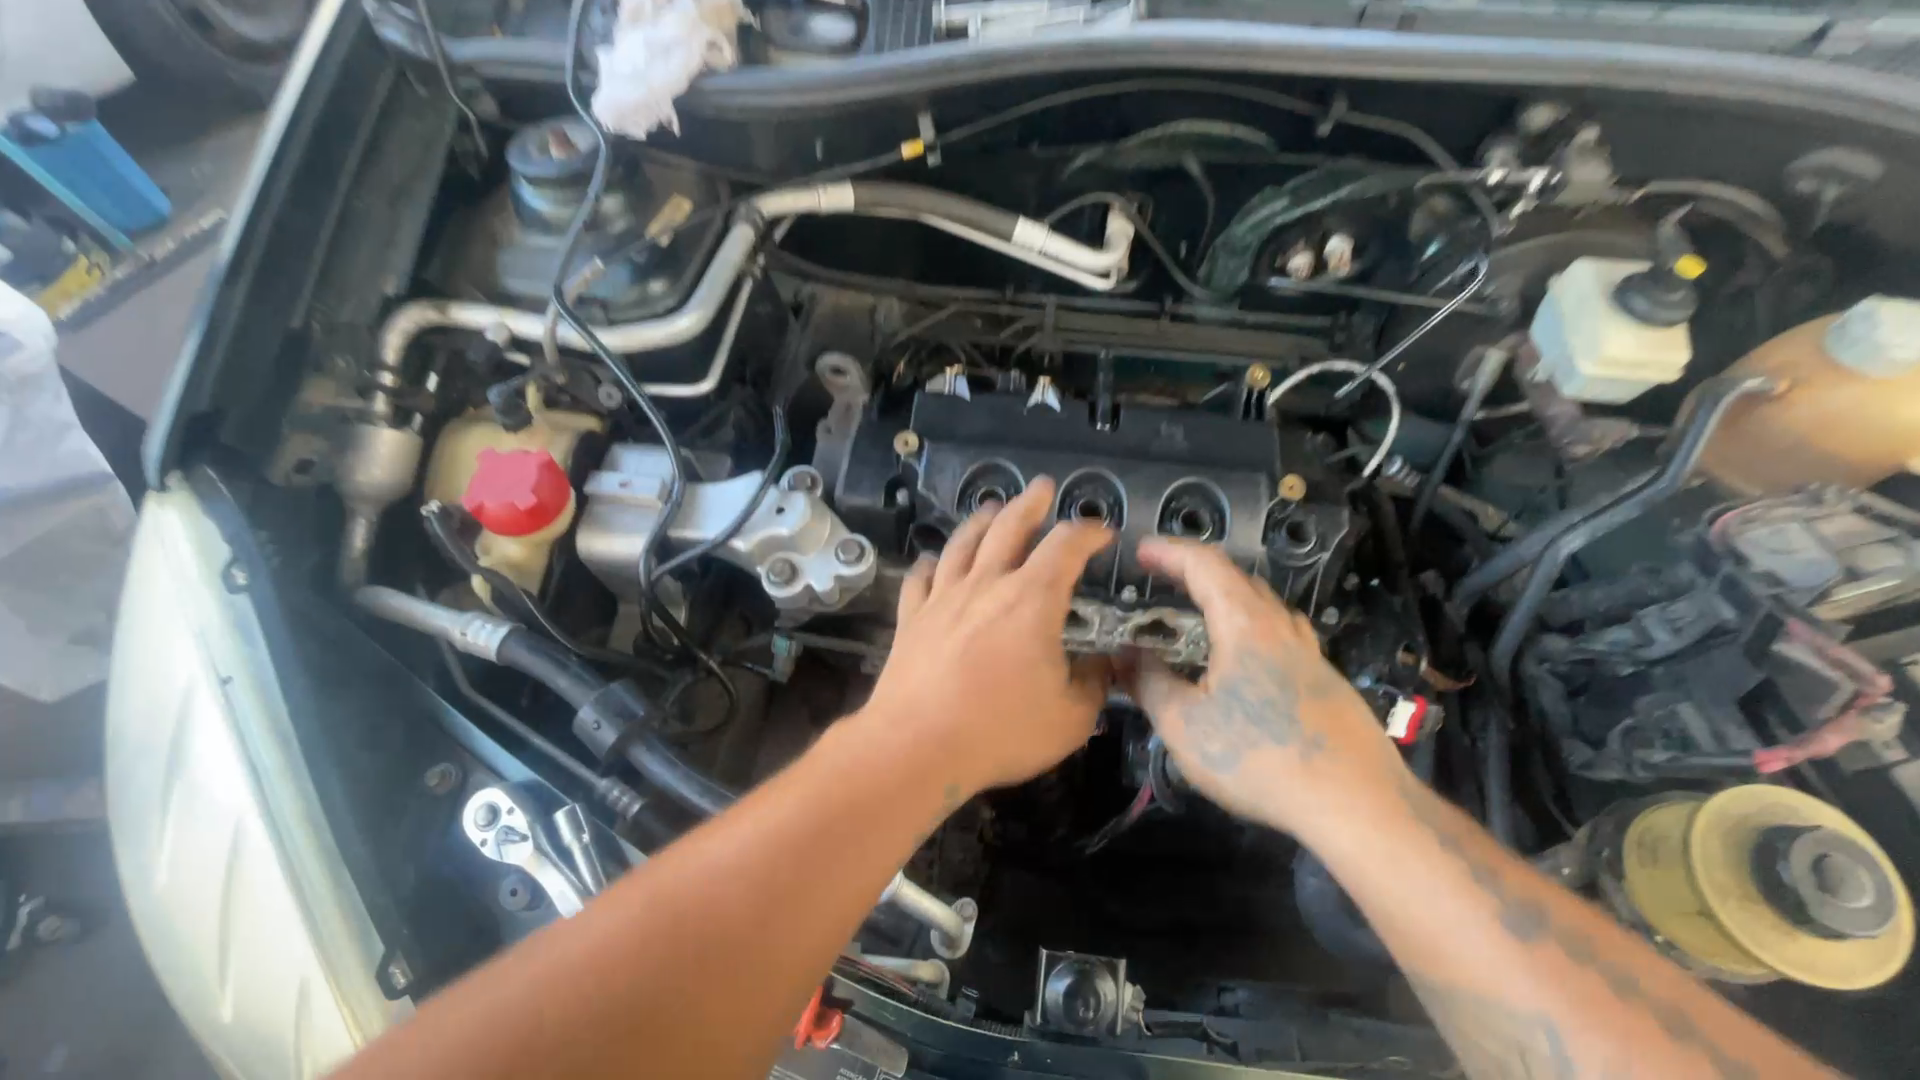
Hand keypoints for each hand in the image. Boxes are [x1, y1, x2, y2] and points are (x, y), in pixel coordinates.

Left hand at [855, 476, 1114, 796]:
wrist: (918, 744)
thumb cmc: (1002, 729)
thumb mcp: (1071, 717)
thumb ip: (1094, 685)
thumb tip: (1105, 666)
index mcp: (1032, 599)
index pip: (1066, 547)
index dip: (1087, 533)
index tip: (1102, 533)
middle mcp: (986, 585)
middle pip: (1008, 528)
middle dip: (1030, 505)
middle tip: (1041, 488)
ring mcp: (943, 598)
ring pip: (962, 545)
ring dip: (980, 522)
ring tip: (991, 509)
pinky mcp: (911, 618)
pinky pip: (920, 578)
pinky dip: (930, 564)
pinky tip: (931, 560)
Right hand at [1124, 538, 1406, 835]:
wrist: (1356, 802)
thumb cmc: (1259, 758)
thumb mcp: (1184, 725)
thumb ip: (1149, 683)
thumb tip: (1123, 655)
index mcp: (1244, 624)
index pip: (1204, 565)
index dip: (1169, 552)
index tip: (1140, 550)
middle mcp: (1280, 627)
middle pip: (1238, 579)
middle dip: (1196, 571)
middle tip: (1162, 580)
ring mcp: (1310, 653)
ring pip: (1264, 607)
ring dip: (1227, 599)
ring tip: (1199, 615)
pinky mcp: (1325, 681)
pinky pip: (1279, 636)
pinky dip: (1248, 628)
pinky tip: (1242, 661)